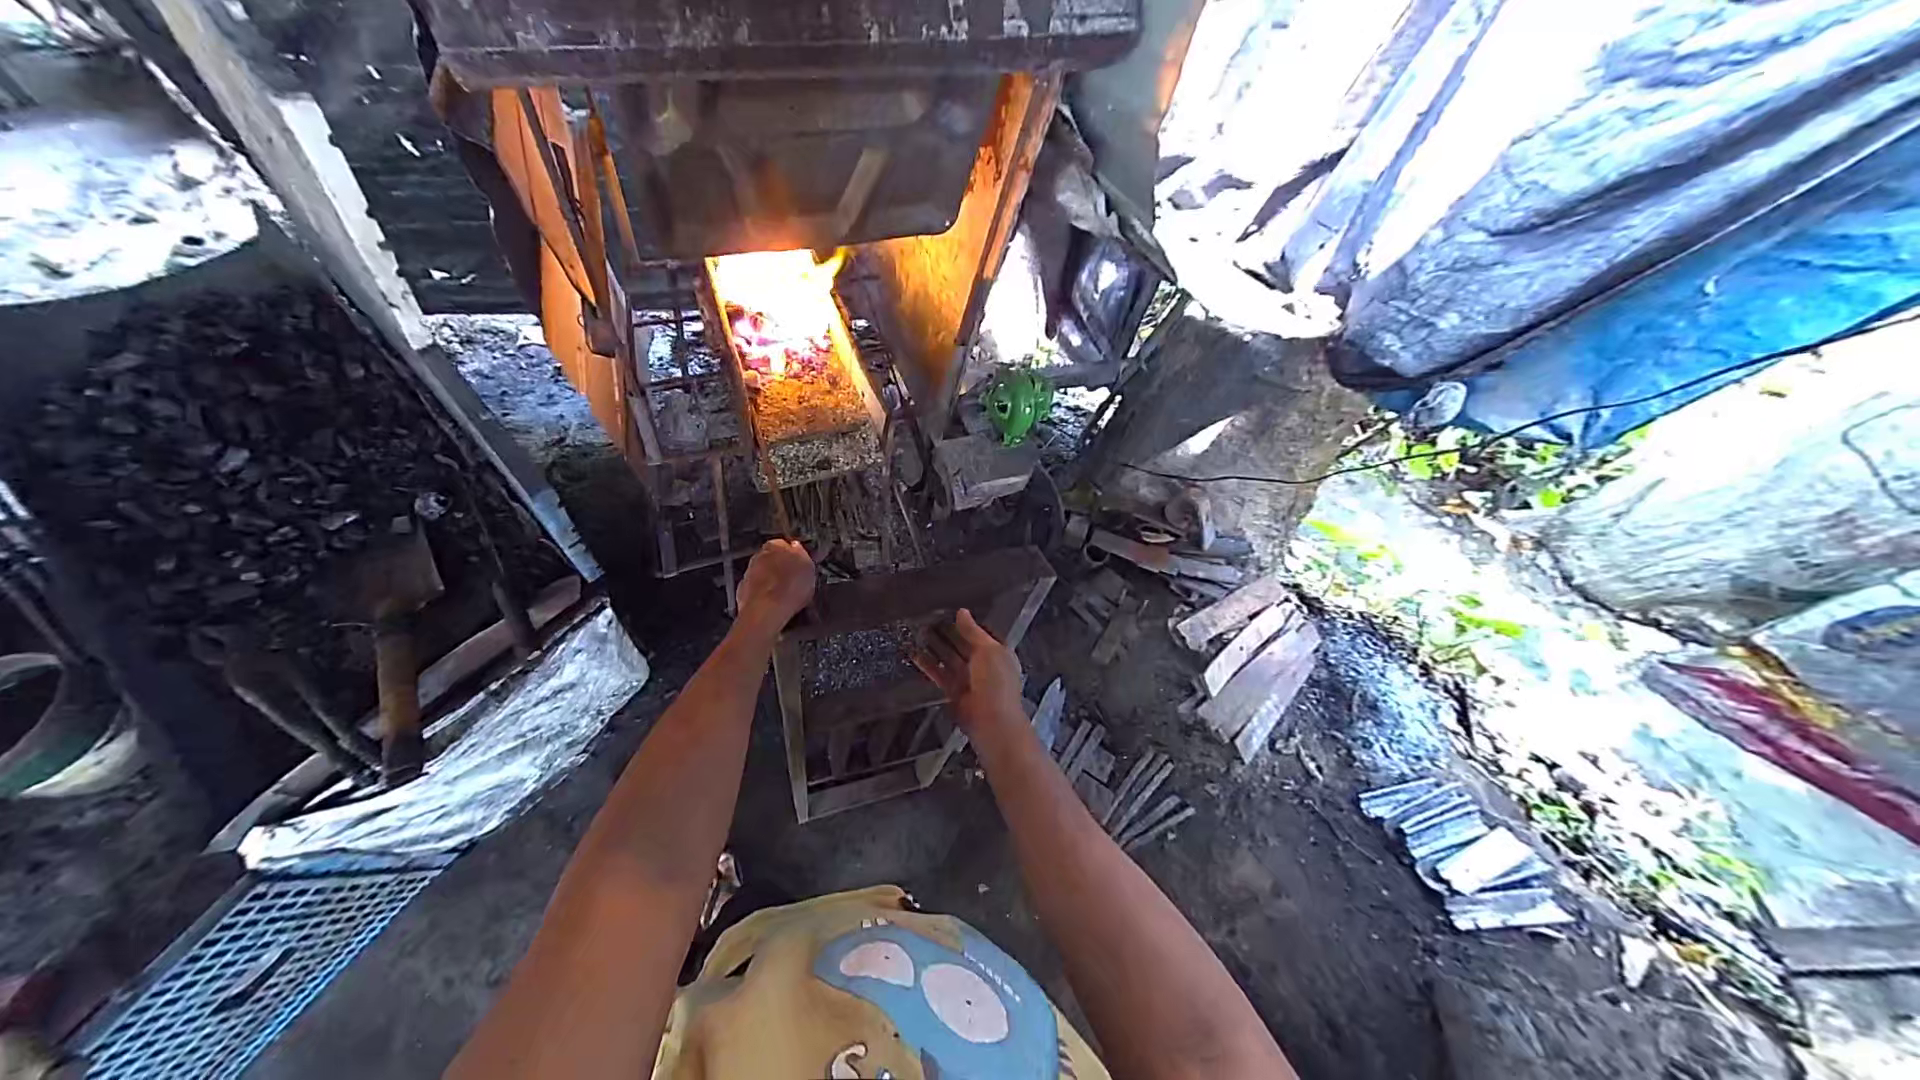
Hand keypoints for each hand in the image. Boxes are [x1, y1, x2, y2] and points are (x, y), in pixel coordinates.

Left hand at [736, 539, 814, 633]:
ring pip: (763, 574)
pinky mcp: (742, 591)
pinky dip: (764, 594)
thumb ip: (802, 555)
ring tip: (785, 595)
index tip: (800, 565)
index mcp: (776, 545)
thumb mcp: (809, 568)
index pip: (785, 544)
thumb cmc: (788, 588)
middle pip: (772, 559)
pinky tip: (774, 603)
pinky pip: (757, 590)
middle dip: (780, 568)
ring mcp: (749, 574)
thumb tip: (799, 551)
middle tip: (794, 580)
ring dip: (771, 581)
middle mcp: (758, 556)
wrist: (767, 610)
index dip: (793, 556)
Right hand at [912, 609, 1023, 737]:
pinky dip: (926, 664)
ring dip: (934, 646)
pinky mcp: (952, 691)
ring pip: (947, 657)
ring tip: (919, 632)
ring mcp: (967, 678)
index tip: (947, 611)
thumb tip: (962, 613)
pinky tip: (915, 654)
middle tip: (929, 619)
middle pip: (961, 644)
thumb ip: (973, 631)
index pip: (978, 633)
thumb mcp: (988, 650)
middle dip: (946, 633)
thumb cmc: (997, 684)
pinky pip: (937, 673)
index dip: (964, 623)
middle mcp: (982, 665)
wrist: (991, 721)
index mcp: (997, 653)